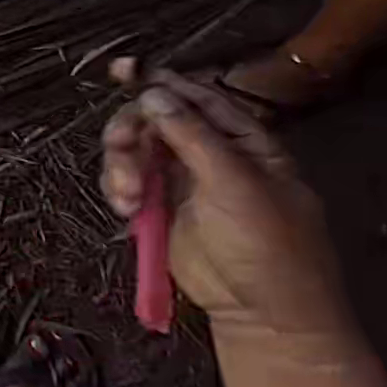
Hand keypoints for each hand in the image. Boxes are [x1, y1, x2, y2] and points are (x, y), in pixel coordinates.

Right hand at [100, 70, 351, 344]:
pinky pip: (124, 178)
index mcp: (240, 140)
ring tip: (127, 198)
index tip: (122, 70)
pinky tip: (126, 209)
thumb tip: (153, 92)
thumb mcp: (236, 186)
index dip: (159, 81)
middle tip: (120, 149)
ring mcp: (179, 178)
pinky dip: (118, 189)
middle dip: (130, 132)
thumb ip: (192, 136)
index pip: (195, 97)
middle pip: (151, 119)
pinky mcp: (157, 204)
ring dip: (121, 166)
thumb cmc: (268, 247)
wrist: (263, 317)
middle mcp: (206, 152)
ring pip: (132, 148)